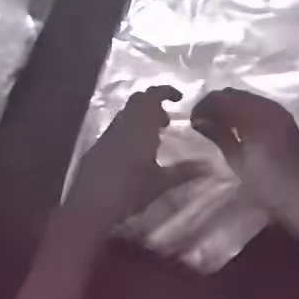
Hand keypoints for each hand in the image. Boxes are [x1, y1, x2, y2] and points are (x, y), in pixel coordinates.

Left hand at [65, 86, 201, 228]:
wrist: (89, 207)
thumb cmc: (128, 193)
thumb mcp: (160, 183)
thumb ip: (184, 172)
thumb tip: (209, 166)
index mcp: (140, 127)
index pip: (152, 96)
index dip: (166, 91)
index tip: (179, 98)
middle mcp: (123, 125)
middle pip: (138, 100)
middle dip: (154, 103)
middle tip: (167, 121)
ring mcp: (108, 135)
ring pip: (126, 114)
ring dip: (141, 117)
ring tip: (154, 137)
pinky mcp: (97, 147)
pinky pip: (117, 127)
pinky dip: (129, 129)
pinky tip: (135, 152)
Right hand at [191, 89, 298, 211]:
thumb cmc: (265, 185)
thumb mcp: (237, 161)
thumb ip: (218, 135)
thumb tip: (198, 120)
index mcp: (255, 117)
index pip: (222, 100)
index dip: (204, 106)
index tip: (192, 119)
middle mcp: (269, 107)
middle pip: (235, 94)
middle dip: (216, 103)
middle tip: (202, 119)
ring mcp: (280, 111)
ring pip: (247, 97)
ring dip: (230, 105)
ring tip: (217, 121)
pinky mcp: (286, 119)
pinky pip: (260, 104)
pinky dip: (245, 109)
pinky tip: (237, 124)